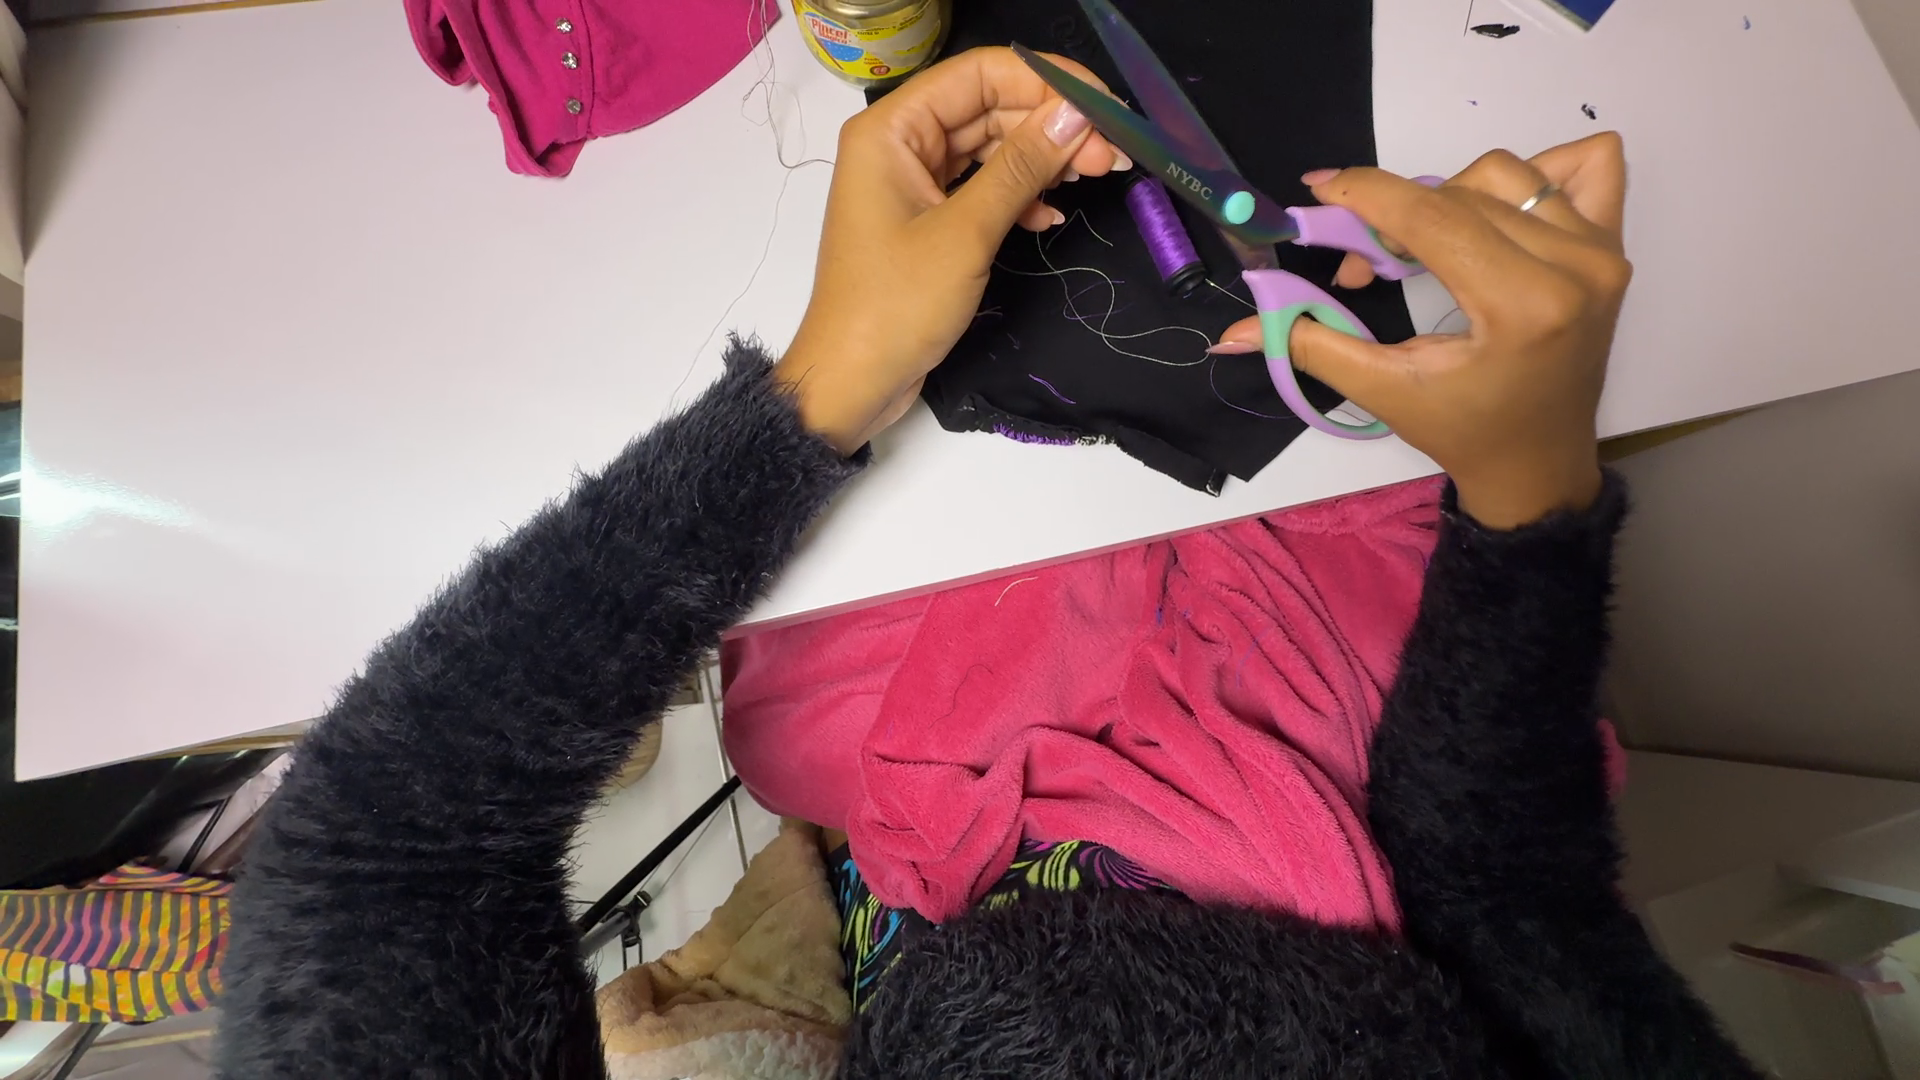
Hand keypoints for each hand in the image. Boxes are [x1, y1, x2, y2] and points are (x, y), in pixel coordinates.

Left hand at [775, 47, 1128, 453]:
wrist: (854, 381)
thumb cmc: (896, 306)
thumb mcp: (964, 234)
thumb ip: (1020, 169)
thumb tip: (1075, 116)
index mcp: (892, 130)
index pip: (979, 75)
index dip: (1046, 82)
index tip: (1102, 108)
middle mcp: (900, 147)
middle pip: (987, 111)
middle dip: (1049, 127)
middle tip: (1109, 154)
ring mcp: (913, 188)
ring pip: (987, 154)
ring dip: (1039, 164)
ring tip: (1093, 177)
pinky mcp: (927, 226)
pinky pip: (979, 194)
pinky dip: (1016, 200)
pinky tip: (1051, 215)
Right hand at [1215, 133, 1630, 528]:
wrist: (1533, 459)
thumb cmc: (1457, 431)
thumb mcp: (1378, 389)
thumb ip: (1308, 345)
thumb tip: (1234, 332)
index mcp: (1520, 305)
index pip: (1434, 219)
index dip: (1368, 196)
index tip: (1320, 190)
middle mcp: (1574, 264)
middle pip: (1460, 195)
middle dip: (1390, 218)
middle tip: (1355, 267)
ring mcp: (1603, 249)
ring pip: (1507, 175)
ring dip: (1445, 199)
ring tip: (1416, 249)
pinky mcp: (1613, 243)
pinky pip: (1584, 167)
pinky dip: (1529, 176)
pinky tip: (1491, 214)